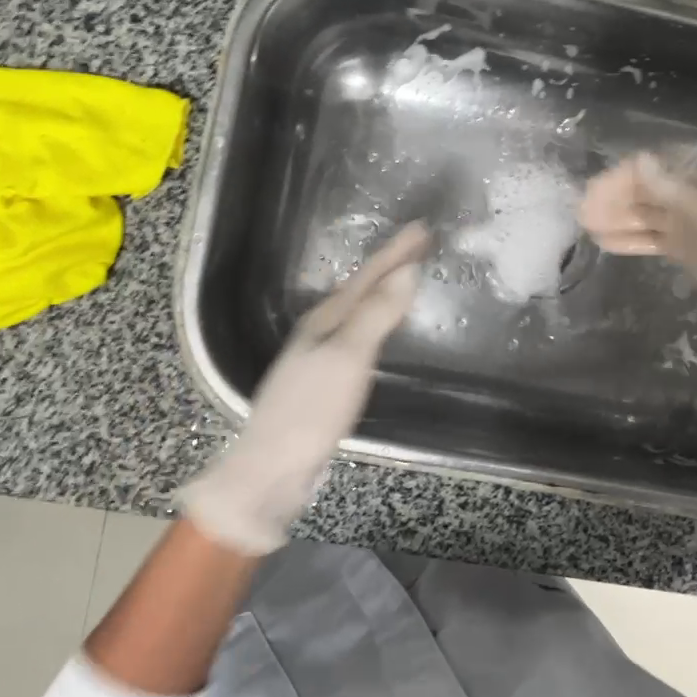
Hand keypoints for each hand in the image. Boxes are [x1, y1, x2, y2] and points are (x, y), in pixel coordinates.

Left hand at [179, 224, 429, 554]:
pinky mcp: (325, 382)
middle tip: (421, 245)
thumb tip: (407, 271)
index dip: (396, 253)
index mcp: (324, 321)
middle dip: (390, 266)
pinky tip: (380, 329)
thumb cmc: (311, 410)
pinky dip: (376, 322)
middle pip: (360, 289)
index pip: (367, 277)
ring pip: (358, 312)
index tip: (423, 228)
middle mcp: (319, 332)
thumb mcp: (348, 358)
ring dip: (383, 291)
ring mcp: (319, 357)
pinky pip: (358, 336)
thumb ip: (377, 315)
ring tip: (406, 276)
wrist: (273, 468)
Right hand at [580, 152, 696, 372]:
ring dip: (616, 220)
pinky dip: (629, 240)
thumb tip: (639, 159)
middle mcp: (692, 200)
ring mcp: (688, 227)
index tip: (593, 192)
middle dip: (613, 200)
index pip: (653, 172)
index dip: (621, 179)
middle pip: (646, 193)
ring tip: (586, 228)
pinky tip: (605, 244)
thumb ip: (670, 189)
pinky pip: (650, 239)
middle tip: (581, 212)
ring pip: (644, 217)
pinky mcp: (684, 251)